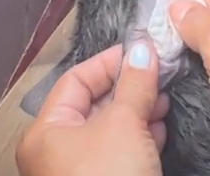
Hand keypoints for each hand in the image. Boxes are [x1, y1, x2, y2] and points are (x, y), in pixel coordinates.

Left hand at [17, 41, 169, 175]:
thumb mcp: (125, 123)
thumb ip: (135, 82)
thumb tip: (144, 47)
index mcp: (46, 132)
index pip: (76, 79)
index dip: (109, 61)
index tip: (141, 49)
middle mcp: (55, 153)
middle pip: (93, 104)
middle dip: (128, 87)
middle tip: (158, 73)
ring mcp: (78, 175)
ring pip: (109, 130)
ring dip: (137, 111)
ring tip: (163, 100)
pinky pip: (118, 155)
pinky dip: (138, 138)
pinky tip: (160, 129)